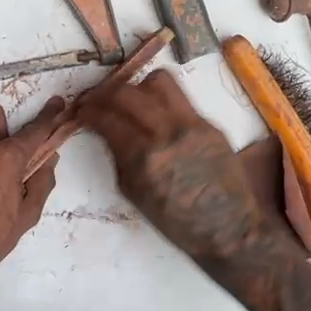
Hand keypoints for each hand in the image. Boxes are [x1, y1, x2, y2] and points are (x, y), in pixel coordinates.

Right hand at [79, 70, 303, 269]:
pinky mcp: (209, 124)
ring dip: (136, 87)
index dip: (88, 111)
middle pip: (127, 92)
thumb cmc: (177, 222)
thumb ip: (119, 158)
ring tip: (130, 99)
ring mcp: (192, 125)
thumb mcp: (135, 194)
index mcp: (144, 158)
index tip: (81, 111)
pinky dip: (160, 100)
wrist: (229, 228)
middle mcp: (167, 134)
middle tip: (97, 99)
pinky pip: (180, 97)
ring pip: (158, 82)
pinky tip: (155, 112)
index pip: (107, 119)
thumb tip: (107, 132)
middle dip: (104, 93)